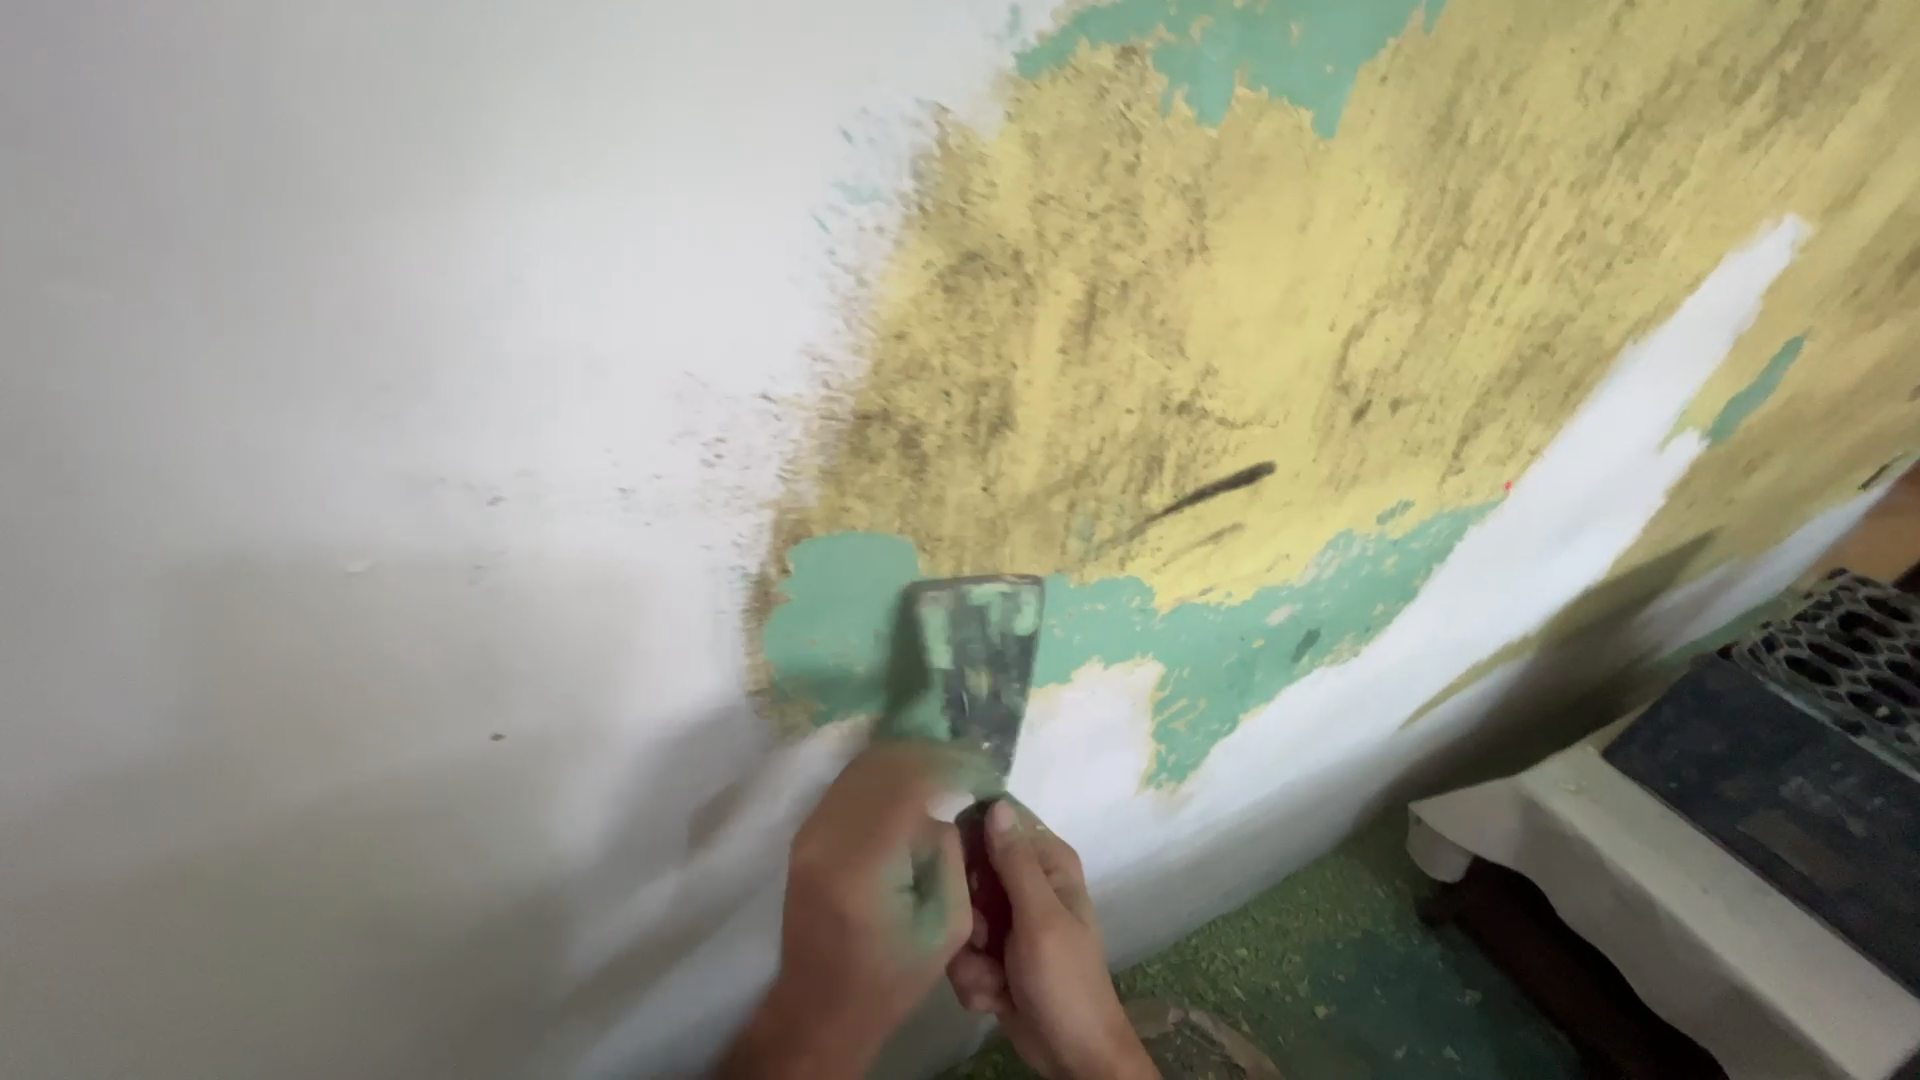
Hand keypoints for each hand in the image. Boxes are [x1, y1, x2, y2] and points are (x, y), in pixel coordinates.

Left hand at [717, 742, 972, 1079]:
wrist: (820, 1007)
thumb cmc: (892, 977)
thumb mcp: (947, 925)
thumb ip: (951, 854)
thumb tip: (948, 806)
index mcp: (864, 866)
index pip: (910, 783)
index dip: (951, 765)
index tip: (984, 767)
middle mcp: (829, 837)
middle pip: (884, 764)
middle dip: (932, 755)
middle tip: (969, 763)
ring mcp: (810, 832)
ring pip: (863, 767)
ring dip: (907, 760)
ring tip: (945, 767)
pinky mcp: (805, 835)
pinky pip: (849, 784)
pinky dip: (885, 774)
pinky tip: (913, 784)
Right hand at [947, 801, 1156, 1079]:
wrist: (1073, 1056)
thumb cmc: (1065, 981)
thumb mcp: (1040, 918)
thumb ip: (1014, 862)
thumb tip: (996, 804)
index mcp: (1047, 862)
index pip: (997, 825)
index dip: (972, 845)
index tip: (966, 876)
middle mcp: (1025, 883)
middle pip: (968, 873)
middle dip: (968, 916)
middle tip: (984, 938)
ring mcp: (1007, 920)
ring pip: (958, 918)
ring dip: (970, 956)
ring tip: (995, 976)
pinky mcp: (992, 954)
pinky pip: (960, 953)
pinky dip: (975, 979)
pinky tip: (996, 995)